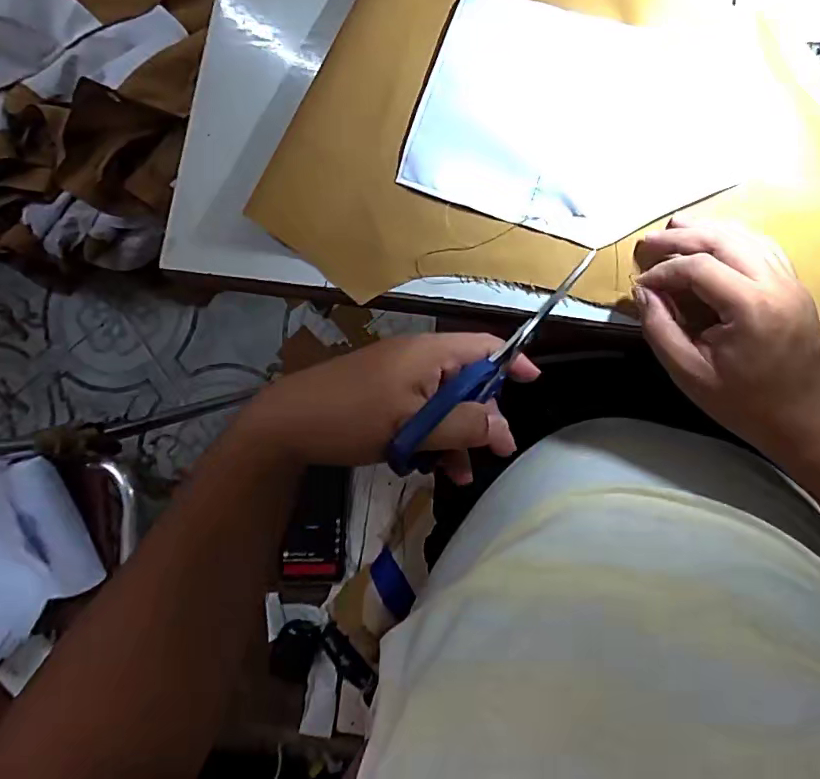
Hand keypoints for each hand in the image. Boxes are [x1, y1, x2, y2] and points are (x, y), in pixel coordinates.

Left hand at [238, 333, 539, 483]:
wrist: (286, 424)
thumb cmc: (352, 417)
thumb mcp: (413, 426)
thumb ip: (463, 425)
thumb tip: (504, 428)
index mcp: (430, 353)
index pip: (483, 346)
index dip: (511, 362)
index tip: (533, 383)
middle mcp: (419, 360)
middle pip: (467, 381)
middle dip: (482, 416)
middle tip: (494, 450)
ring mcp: (399, 378)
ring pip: (445, 404)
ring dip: (457, 436)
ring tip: (460, 474)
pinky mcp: (384, 397)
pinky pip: (421, 413)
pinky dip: (431, 438)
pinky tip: (431, 468)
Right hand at [632, 217, 819, 466]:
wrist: (807, 421)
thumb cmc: (746, 404)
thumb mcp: (689, 373)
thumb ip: (660, 328)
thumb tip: (643, 292)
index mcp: (751, 307)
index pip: (698, 267)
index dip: (663, 270)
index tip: (642, 284)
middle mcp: (775, 284)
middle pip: (722, 239)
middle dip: (681, 237)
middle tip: (649, 242)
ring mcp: (790, 282)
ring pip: (745, 236)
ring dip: (707, 230)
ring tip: (675, 230)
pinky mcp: (794, 286)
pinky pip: (762, 247)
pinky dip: (733, 239)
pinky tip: (712, 243)